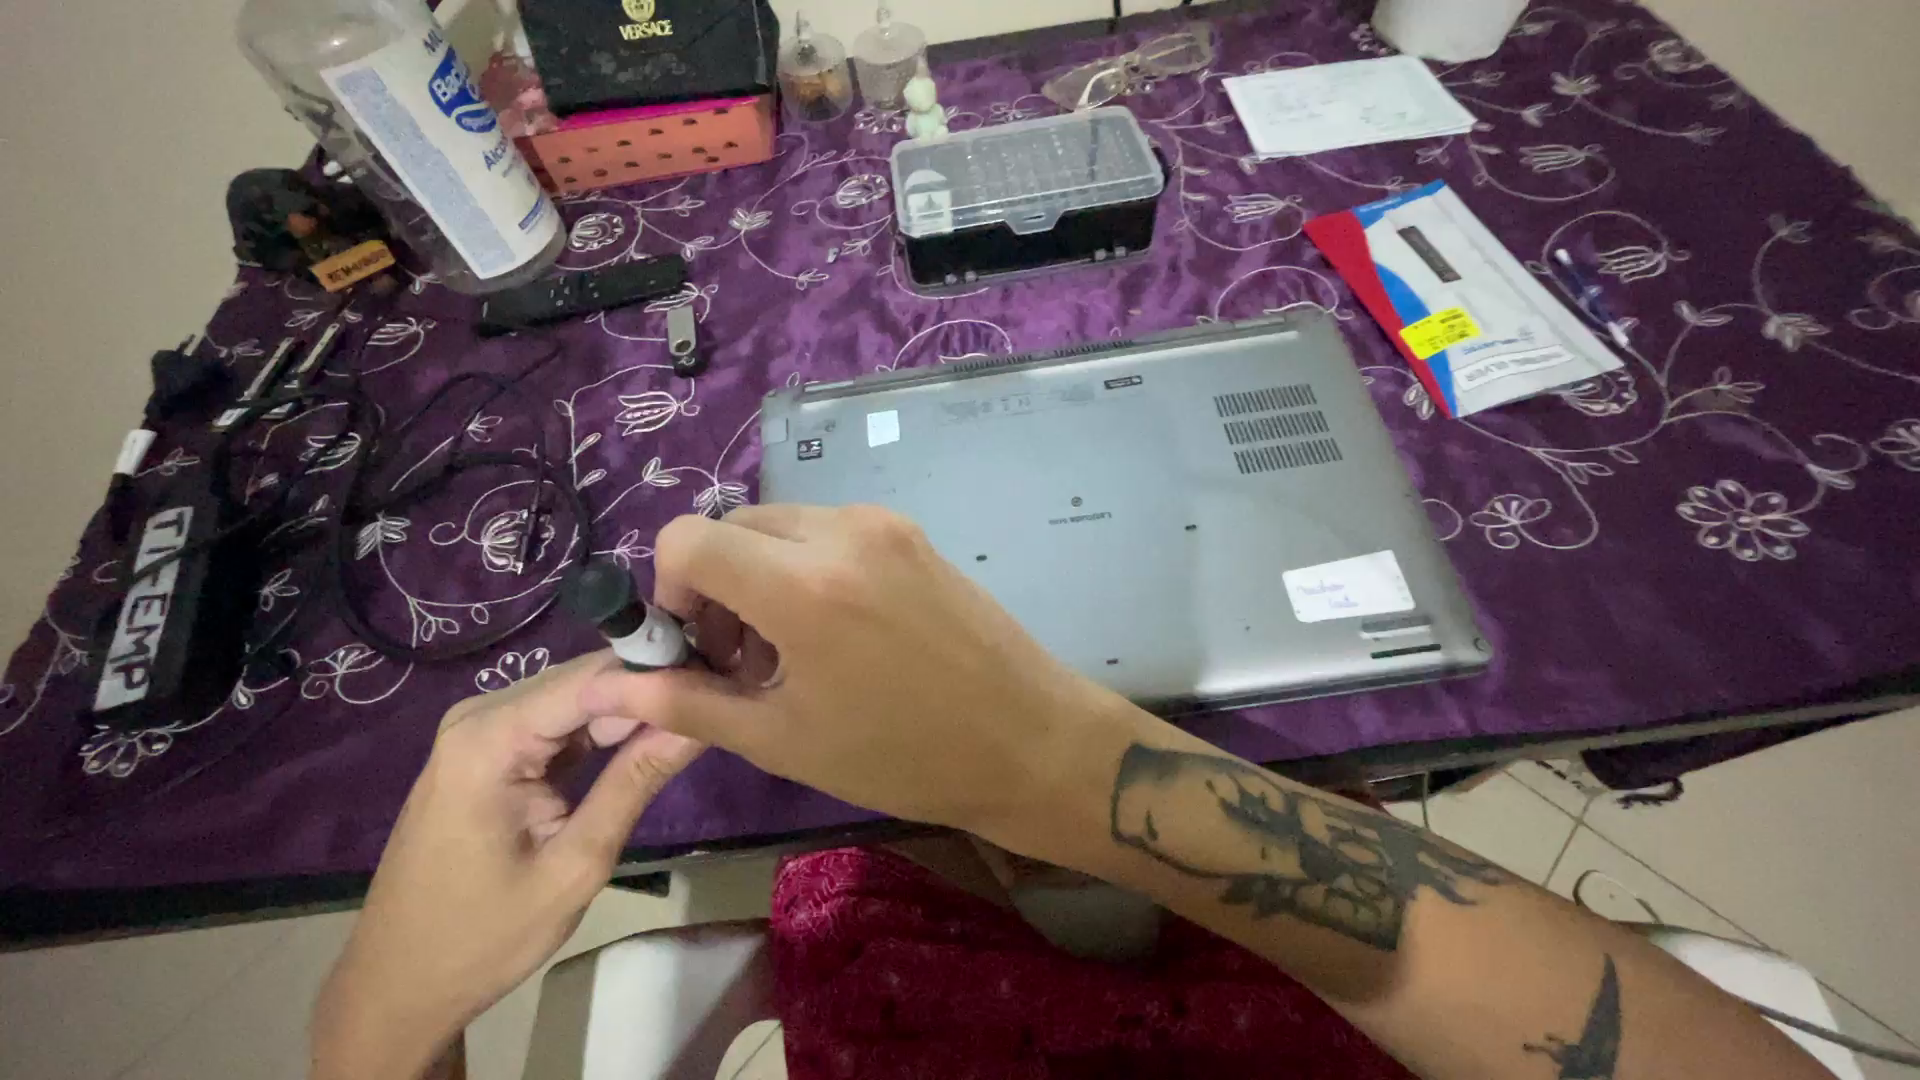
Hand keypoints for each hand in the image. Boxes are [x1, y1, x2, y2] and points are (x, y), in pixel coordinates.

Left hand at [311, 652, 704, 1079]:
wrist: (399, 984)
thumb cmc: (485, 935)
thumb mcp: (577, 863)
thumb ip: (637, 781)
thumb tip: (702, 721)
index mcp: (489, 738)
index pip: (595, 677)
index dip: (662, 672)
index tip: (724, 680)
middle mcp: (481, 715)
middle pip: (588, 678)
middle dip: (654, 686)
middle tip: (720, 702)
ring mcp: (482, 728)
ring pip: (582, 695)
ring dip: (637, 706)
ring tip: (699, 715)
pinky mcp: (492, 747)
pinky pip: (564, 720)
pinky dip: (609, 728)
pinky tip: (652, 736)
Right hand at [577, 505, 1149, 851]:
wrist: (1028, 740)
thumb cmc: (903, 756)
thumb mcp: (783, 740)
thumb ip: (689, 702)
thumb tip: (611, 687)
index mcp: (802, 583)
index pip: (688, 538)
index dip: (670, 589)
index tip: (695, 644)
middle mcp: (841, 531)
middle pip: (733, 527)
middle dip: (714, 584)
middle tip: (740, 656)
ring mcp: (883, 524)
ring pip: (782, 526)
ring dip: (760, 575)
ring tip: (790, 650)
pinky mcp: (912, 532)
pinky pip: (830, 532)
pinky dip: (806, 567)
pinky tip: (835, 629)